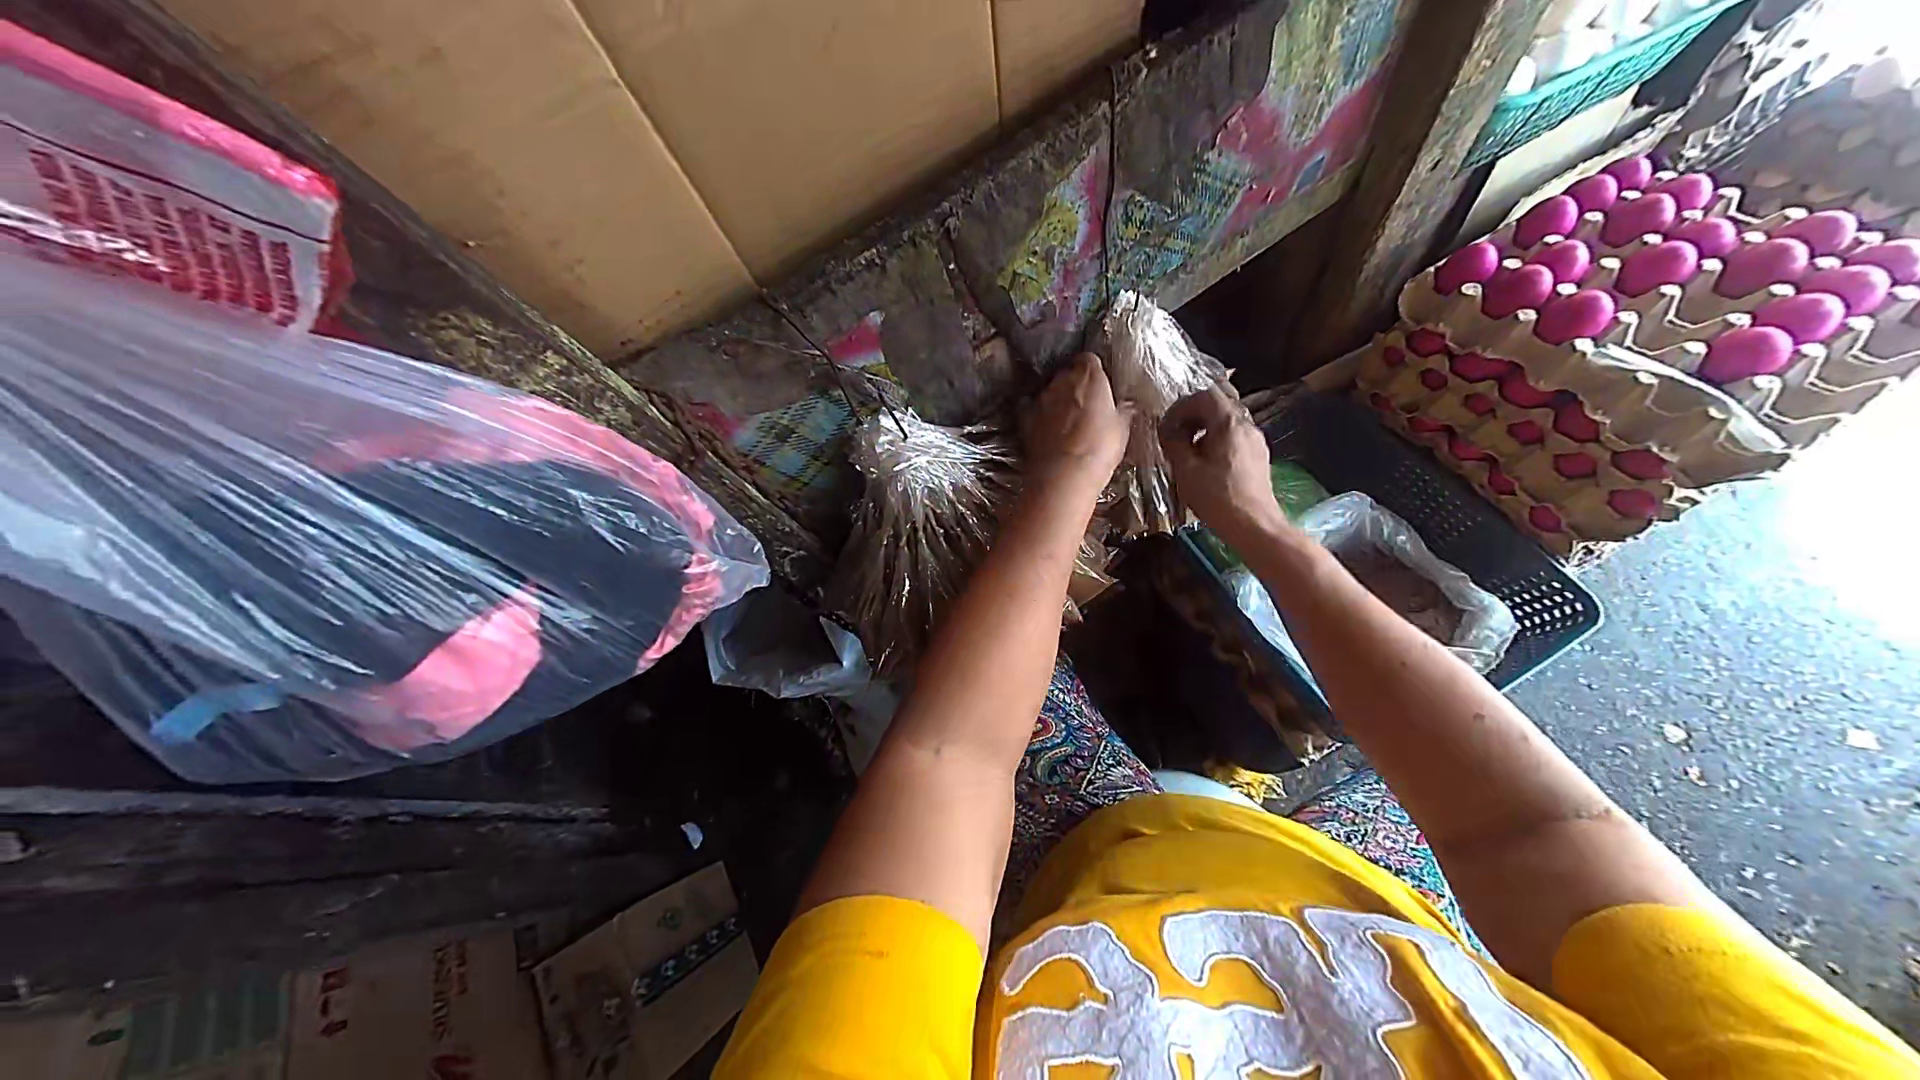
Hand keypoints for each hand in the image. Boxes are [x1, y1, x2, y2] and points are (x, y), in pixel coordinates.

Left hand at [1026, 353, 1134, 491]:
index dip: (1094, 371)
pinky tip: (1049, 430)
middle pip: (1067, 374)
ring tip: (1069, 422)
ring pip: (1050, 392)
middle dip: (1075, 385)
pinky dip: (1040, 417)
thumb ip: (1122, 411)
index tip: (1100, 384)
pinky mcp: (1025, 419)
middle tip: (1087, 406)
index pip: (1090, 360)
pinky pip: (1033, 410)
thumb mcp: (1122, 430)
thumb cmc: (1098, 450)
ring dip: (1058, 402)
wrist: (1063, 477)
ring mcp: (1041, 400)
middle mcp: (1061, 381)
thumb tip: (1126, 407)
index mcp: (1089, 376)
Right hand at [1159, 386, 1287, 545]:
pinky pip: (1234, 437)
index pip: (1204, 396)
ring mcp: (1256, 441)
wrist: (1254, 525)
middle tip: (1174, 436)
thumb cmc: (1217, 498)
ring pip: (1226, 422)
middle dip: (1192, 417)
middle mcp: (1246, 426)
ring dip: (1203, 430)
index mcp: (1229, 424)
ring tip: (1187, 452)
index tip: (1167, 426)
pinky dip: (1216, 440)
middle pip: (1217, 405)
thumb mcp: (1185, 470)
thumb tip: (1168, 429)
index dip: (1181, 407)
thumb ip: (1174, 443)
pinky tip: (1206, 464)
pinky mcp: (1258, 456)